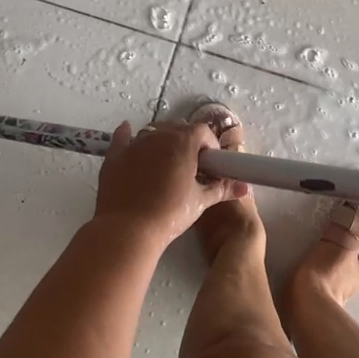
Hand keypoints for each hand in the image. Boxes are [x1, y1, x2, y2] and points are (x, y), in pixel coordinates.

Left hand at [94, 121, 247, 248]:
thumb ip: (222, 189)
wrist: (128, 229)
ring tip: (165, 162)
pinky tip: (128, 133)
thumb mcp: (200, 202)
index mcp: (183, 142)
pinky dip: (127, 135)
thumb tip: (244, 187)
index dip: (209, 144)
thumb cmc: (169, 213)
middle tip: (191, 164)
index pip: (202, 131)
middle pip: (178, 128)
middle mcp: (159, 136)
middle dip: (187, 141)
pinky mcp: (115, 155)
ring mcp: (134, 143)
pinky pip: (123, 137)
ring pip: (152, 132)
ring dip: (162, 141)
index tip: (210, 162)